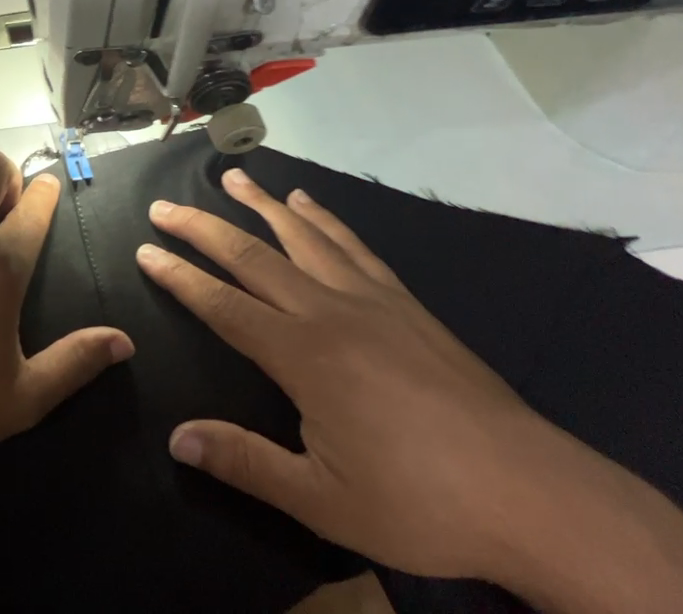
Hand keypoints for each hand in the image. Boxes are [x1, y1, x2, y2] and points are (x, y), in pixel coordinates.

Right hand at [134, 168, 599, 581]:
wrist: (538, 496)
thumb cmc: (422, 504)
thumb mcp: (323, 501)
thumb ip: (246, 463)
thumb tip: (177, 438)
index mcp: (303, 357)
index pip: (222, 305)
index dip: (179, 276)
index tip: (144, 250)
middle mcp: (331, 314)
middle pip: (253, 257)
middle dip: (202, 228)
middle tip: (164, 206)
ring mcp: (374, 303)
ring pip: (305, 238)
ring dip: (263, 206)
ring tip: (234, 178)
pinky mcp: (409, 307)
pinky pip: (356, 249)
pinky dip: (326, 221)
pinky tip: (311, 206)